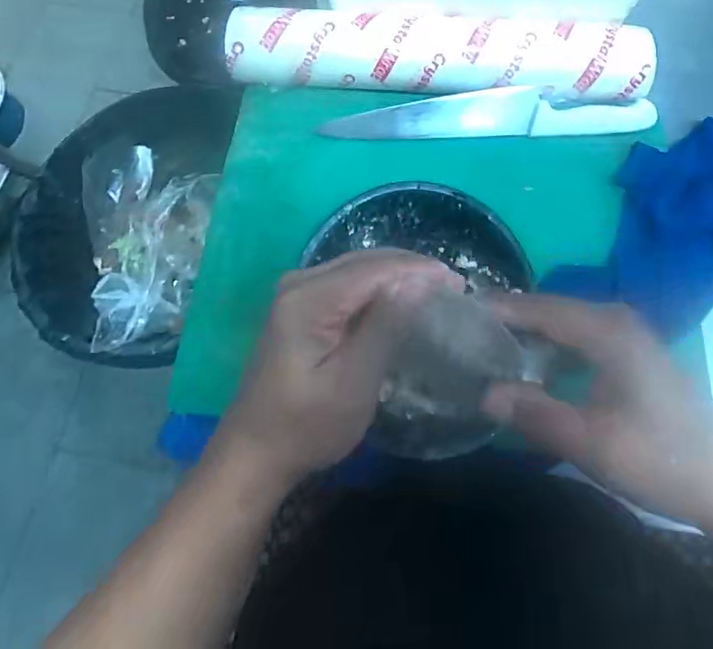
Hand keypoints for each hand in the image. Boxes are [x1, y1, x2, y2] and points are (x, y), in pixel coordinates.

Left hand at [215, 250, 461, 487]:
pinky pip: (347, 280)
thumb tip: (417, 283)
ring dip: (397, 274)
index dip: (418, 271)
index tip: (458, 285)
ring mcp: (296, 289)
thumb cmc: (306, 426)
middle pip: (366, 261)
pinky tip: (401, 298)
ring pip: (358, 266)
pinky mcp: (299, 302)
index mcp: (308, 298)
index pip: (374, 269)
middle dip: (412, 268)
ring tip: (436, 291)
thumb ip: (385, 328)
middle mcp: (299, 281)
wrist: (254, 451)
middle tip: (454, 288)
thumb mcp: (353, 383)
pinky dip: (378, 285)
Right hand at [482, 294, 712, 525]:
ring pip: (567, 323)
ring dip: (532, 333)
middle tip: (468, 331)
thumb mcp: (591, 443)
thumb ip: (535, 414)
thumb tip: (485, 393)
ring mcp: (629, 335)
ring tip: (492, 348)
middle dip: (511, 318)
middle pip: (552, 309)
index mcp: (607, 330)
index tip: (460, 310)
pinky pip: (582, 337)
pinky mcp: (635, 354)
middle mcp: (617, 320)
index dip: (499, 308)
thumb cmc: (661, 460)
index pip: (540, 307)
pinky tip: (537, 367)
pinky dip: (554, 346)